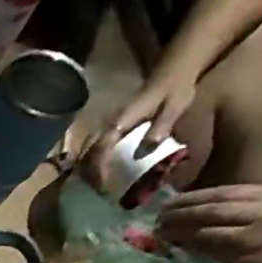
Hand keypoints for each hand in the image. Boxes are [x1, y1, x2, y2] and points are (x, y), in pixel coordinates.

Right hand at [64, 74, 197, 189]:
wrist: (173, 70)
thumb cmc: (175, 88)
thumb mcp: (175, 106)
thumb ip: (161, 126)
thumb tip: (147, 148)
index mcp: (121, 120)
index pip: (101, 149)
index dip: (99, 170)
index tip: (104, 188)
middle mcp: (108, 123)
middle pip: (87, 152)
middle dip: (89, 175)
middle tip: (99, 193)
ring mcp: (106, 124)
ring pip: (86, 151)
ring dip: (87, 170)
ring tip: (96, 187)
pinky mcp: (109, 127)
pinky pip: (92, 147)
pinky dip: (91, 162)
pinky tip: (98, 174)